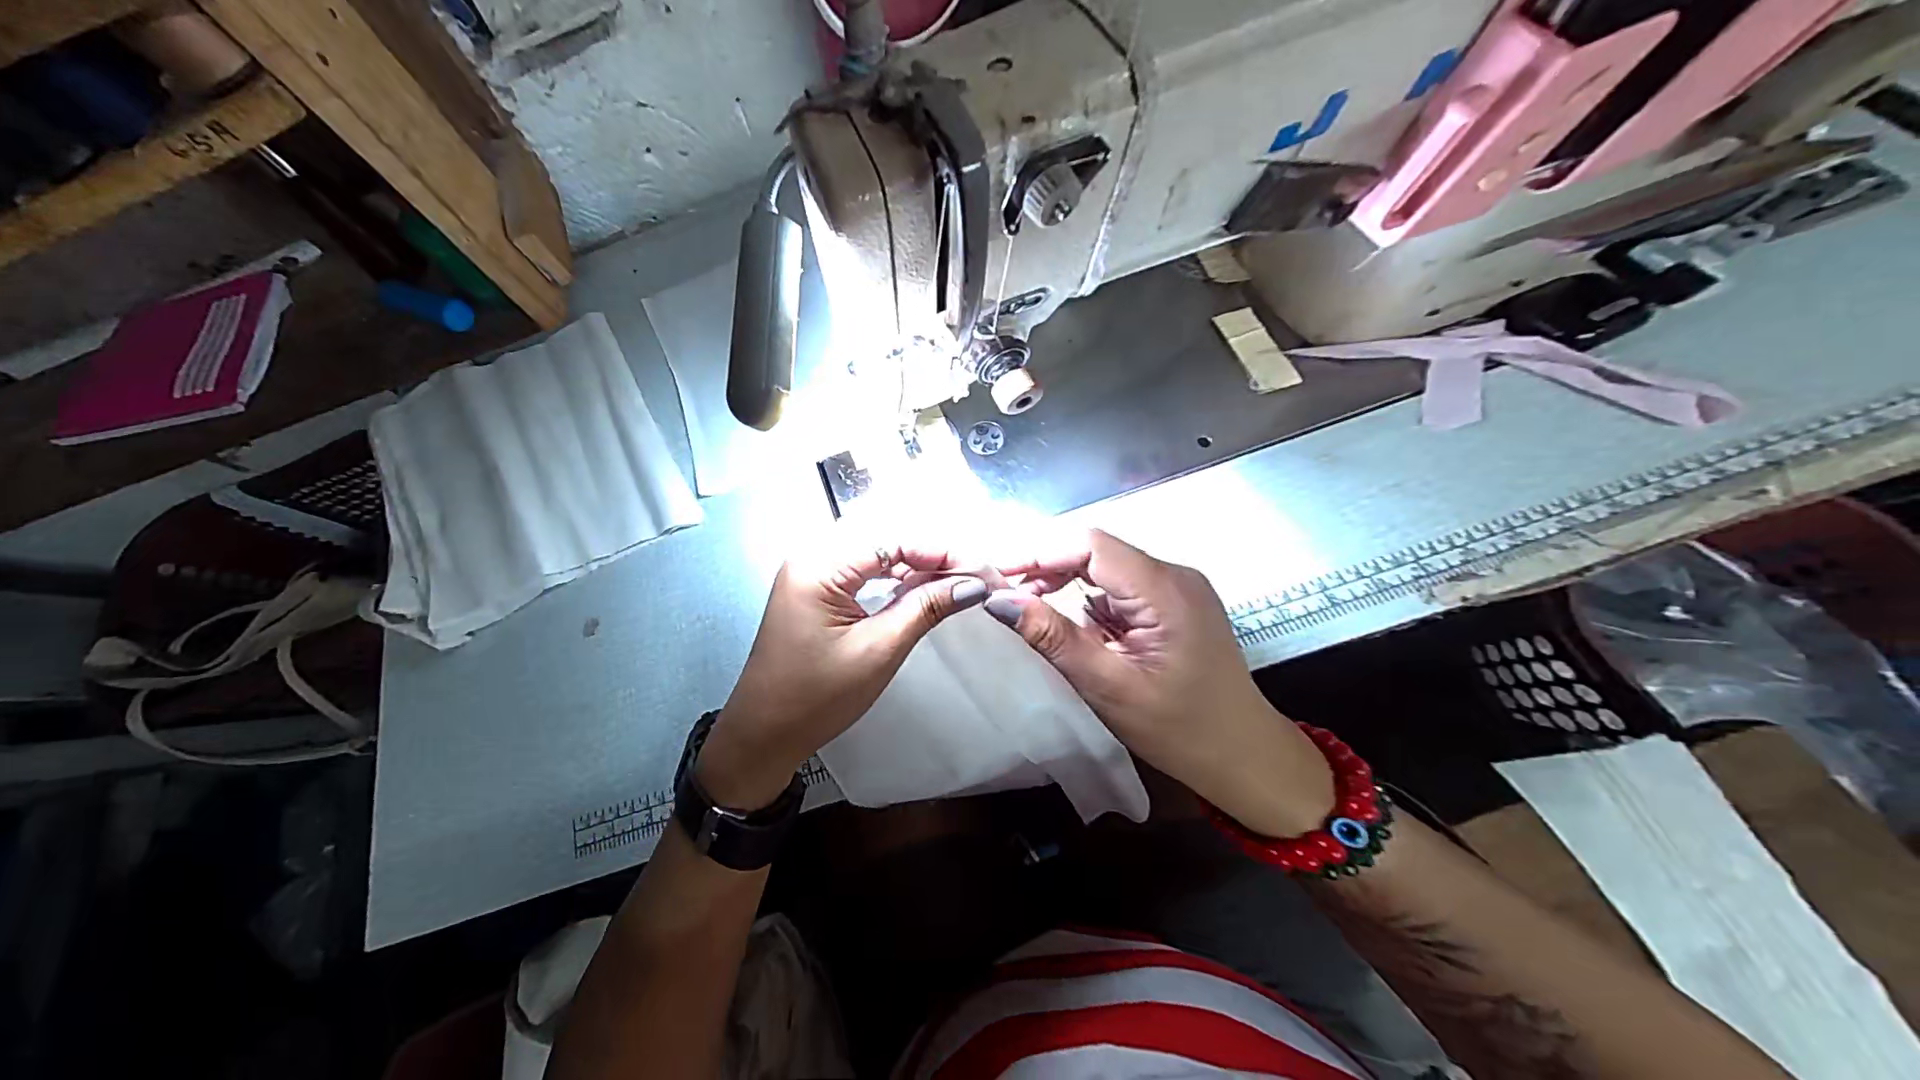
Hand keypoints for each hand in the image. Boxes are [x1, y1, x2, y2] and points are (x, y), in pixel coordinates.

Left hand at [698, 541, 989, 809]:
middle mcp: (812, 558)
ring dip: (919, 565)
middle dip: (933, 554)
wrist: (763, 736)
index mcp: (818, 567)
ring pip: (877, 552)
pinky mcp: (817, 591)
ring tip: (959, 580)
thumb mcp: (877, 651)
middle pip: (885, 538)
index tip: (980, 570)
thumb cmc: (814, 698)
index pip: (892, 539)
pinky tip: (925, 588)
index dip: (941, 552)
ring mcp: (813, 574)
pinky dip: (897, 577)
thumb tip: (972, 585)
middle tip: (975, 574)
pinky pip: (865, 571)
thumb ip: (925, 609)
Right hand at [988, 530, 1334, 836]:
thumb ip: (1054, 638)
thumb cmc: (1181, 729)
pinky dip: (1088, 599)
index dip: (1039, 552)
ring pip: (1106, 566)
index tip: (997, 574)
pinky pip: (1121, 586)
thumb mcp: (1109, 687)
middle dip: (1047, 566)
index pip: (1091, 545)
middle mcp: (1174, 575)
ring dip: (1065, 582)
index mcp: (1165, 589)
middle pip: (1097, 550)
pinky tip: (1070, 625)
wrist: (1243, 755)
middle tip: (1004, 592)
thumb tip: (999, 600)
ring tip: (1028, 608)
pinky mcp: (1173, 603)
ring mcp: (1177, 587)